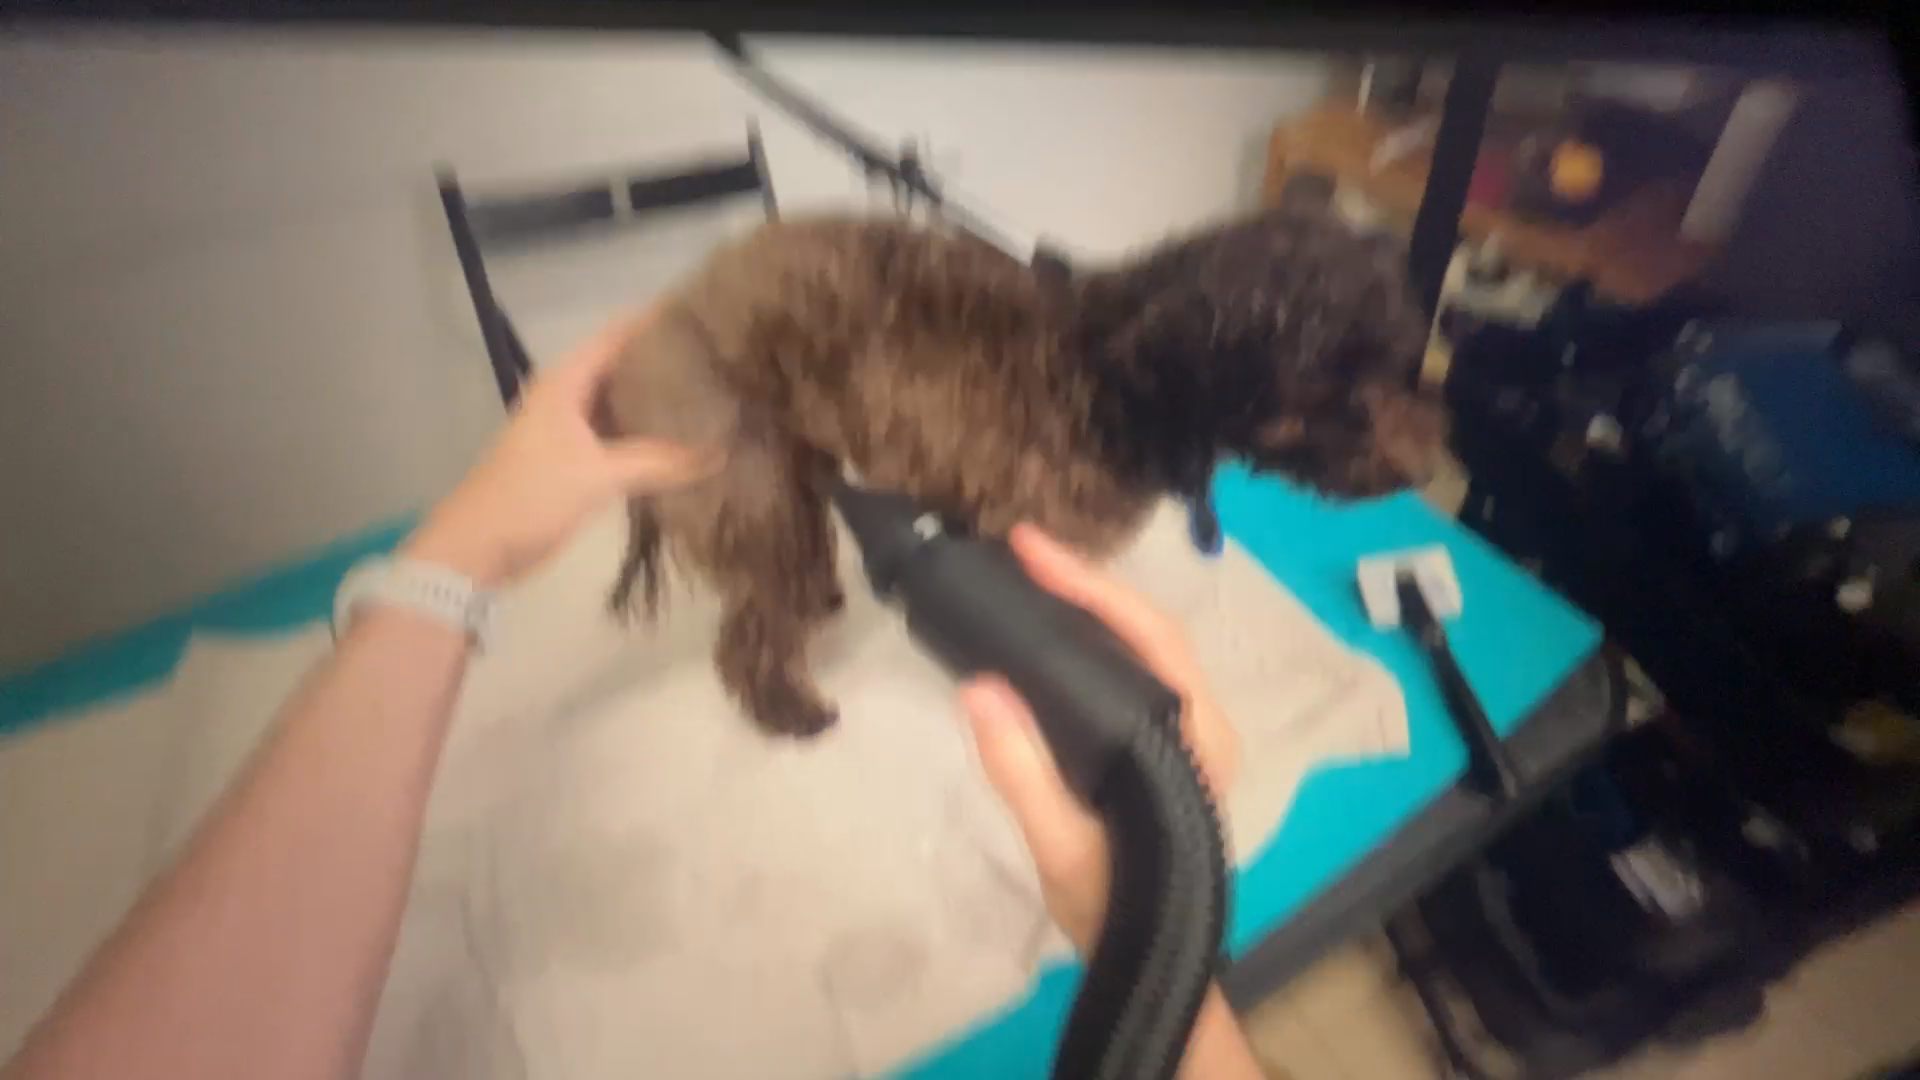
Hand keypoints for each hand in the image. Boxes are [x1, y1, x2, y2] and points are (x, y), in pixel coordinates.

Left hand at [404, 312, 724, 586]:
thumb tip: (723, 453)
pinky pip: (625, 438)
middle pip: (623, 368)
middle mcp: (570, 398)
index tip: (698, 313)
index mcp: (565, 384)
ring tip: (712, 394)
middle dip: (665, 363)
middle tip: (718, 358)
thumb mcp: (599, 474)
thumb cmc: (532, 496)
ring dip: (660, 402)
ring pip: (625, 405)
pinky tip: (686, 440)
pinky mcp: (580, 462)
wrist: (480, 548)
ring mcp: (574, 431)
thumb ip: (662, 462)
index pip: (615, 337)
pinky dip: (652, 437)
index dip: (653, 322)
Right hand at [959, 524, 1238, 951]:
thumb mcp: (1061, 847)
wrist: (1147, 952)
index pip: (1151, 639)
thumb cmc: (1113, 904)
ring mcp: (1184, 725)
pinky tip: (1053, 625)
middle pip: (1149, 627)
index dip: (1092, 587)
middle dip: (1088, 581)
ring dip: (1091, 600)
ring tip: (1033, 574)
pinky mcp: (1161, 734)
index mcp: (1194, 738)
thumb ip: (1022, 774)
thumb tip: (979, 687)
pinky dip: (1091, 632)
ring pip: (1142, 641)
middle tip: (1024, 550)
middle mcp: (1200, 719)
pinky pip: (1129, 664)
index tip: (1032, 550)